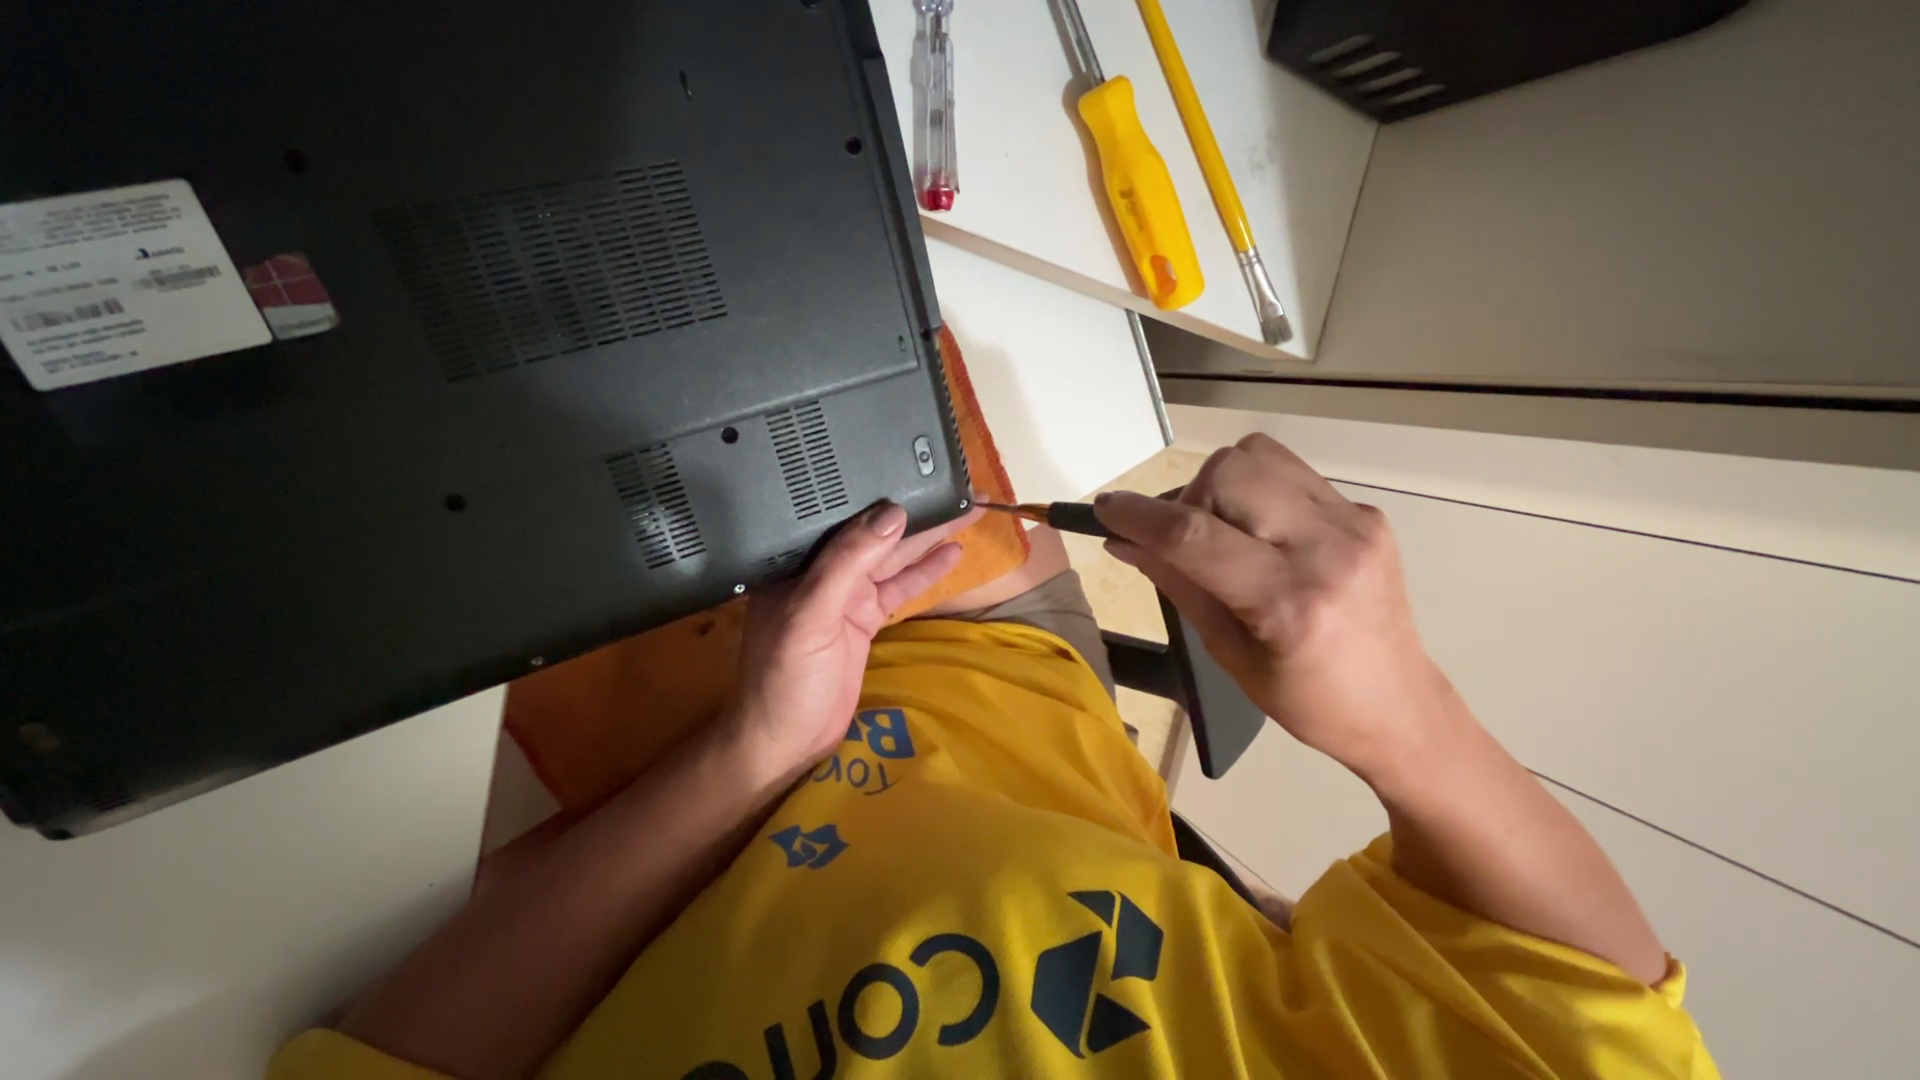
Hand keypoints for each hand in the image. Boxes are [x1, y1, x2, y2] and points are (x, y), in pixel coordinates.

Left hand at [723, 500, 985, 779]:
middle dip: (915, 512)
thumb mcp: (811, 614)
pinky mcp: (865, 618)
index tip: (915, 470)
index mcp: (795, 561)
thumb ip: (849, 563)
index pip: (841, 516)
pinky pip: (899, 588)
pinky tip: (951, 553)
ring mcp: (846, 596)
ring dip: (928, 537)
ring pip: (893, 558)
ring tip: (965, 512)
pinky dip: (924, 571)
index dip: (878, 493)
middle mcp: (822, 572)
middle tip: (956, 488)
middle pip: (875, 534)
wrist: (788, 740)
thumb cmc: (785, 677)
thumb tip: (891, 515)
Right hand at [1093, 434, 1454, 780]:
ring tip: (1221, 527)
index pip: (1194, 536)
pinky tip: (1261, 531)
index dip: (1138, 516)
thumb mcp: (1226, 652)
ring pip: (1258, 455)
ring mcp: (1353, 523)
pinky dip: (1256, 491)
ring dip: (1220, 483)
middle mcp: (1326, 549)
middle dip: (1186, 496)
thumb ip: (1176, 584)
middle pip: (1228, 472)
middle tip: (1182, 537)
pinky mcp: (1366, 513)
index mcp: (1288, 602)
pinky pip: (1290, 472)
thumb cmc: (1305, 700)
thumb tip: (1122, 541)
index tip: (1105, 508)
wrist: (1400, 706)